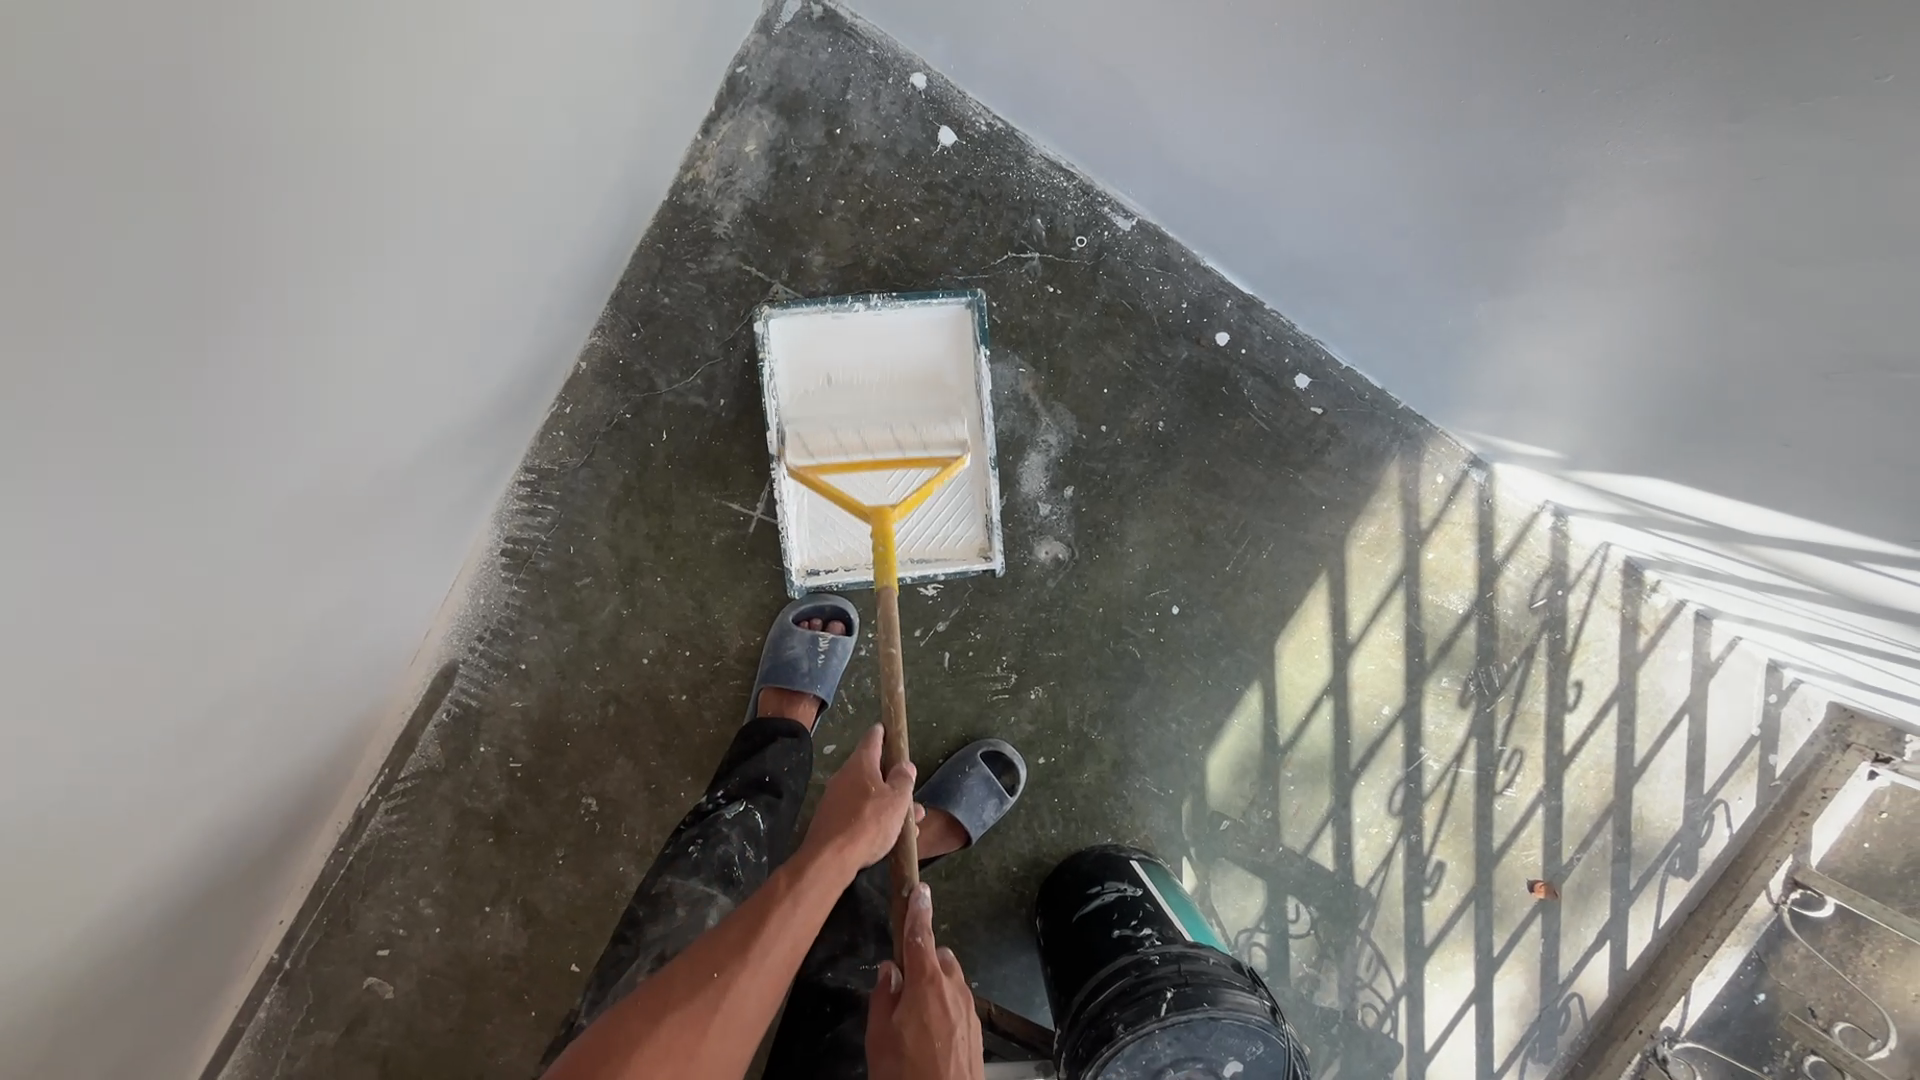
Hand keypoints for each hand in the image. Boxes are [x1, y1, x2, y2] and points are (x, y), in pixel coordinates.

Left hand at [801, 723, 916, 873]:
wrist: (830, 859)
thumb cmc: (868, 823)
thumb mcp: (897, 800)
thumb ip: (903, 780)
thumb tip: (904, 765)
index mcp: (861, 763)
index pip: (873, 738)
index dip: (884, 733)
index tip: (891, 731)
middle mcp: (845, 775)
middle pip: (872, 769)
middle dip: (894, 780)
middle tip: (911, 789)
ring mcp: (836, 798)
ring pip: (869, 795)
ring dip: (889, 804)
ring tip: (912, 821)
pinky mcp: (832, 820)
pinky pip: (859, 813)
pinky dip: (876, 818)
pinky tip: (892, 837)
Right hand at [866, 883, 983, 1079]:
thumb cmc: (905, 1075)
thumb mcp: (878, 1038)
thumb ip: (883, 997)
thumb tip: (890, 970)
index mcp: (926, 983)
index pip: (920, 935)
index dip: (918, 910)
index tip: (921, 889)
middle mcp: (953, 989)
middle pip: (939, 958)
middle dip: (924, 964)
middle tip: (902, 992)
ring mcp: (968, 1011)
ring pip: (951, 982)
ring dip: (935, 988)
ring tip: (915, 1022)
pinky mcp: (976, 1031)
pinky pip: (959, 1005)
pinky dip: (945, 1009)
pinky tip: (931, 1038)